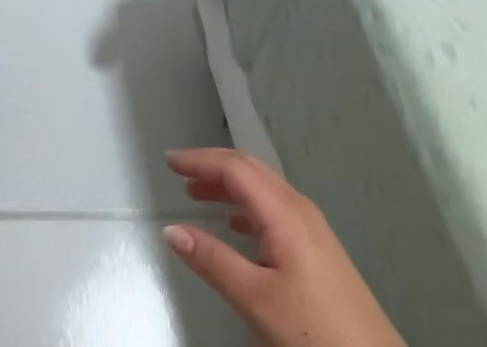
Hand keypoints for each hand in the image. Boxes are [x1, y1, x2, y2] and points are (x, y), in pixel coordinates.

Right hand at [164, 148, 404, 346]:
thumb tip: (172, 230)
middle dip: (214, 165)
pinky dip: (246, 205)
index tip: (169, 161)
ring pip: (264, 189)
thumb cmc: (309, 327)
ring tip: (197, 193)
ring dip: (229, 185)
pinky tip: (234, 223)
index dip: (201, 160)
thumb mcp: (254, 298)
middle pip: (252, 171)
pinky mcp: (316, 246)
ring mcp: (312, 227)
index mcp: (285, 213)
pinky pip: (274, 208)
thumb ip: (212, 261)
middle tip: (179, 169)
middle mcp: (300, 209)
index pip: (237, 169)